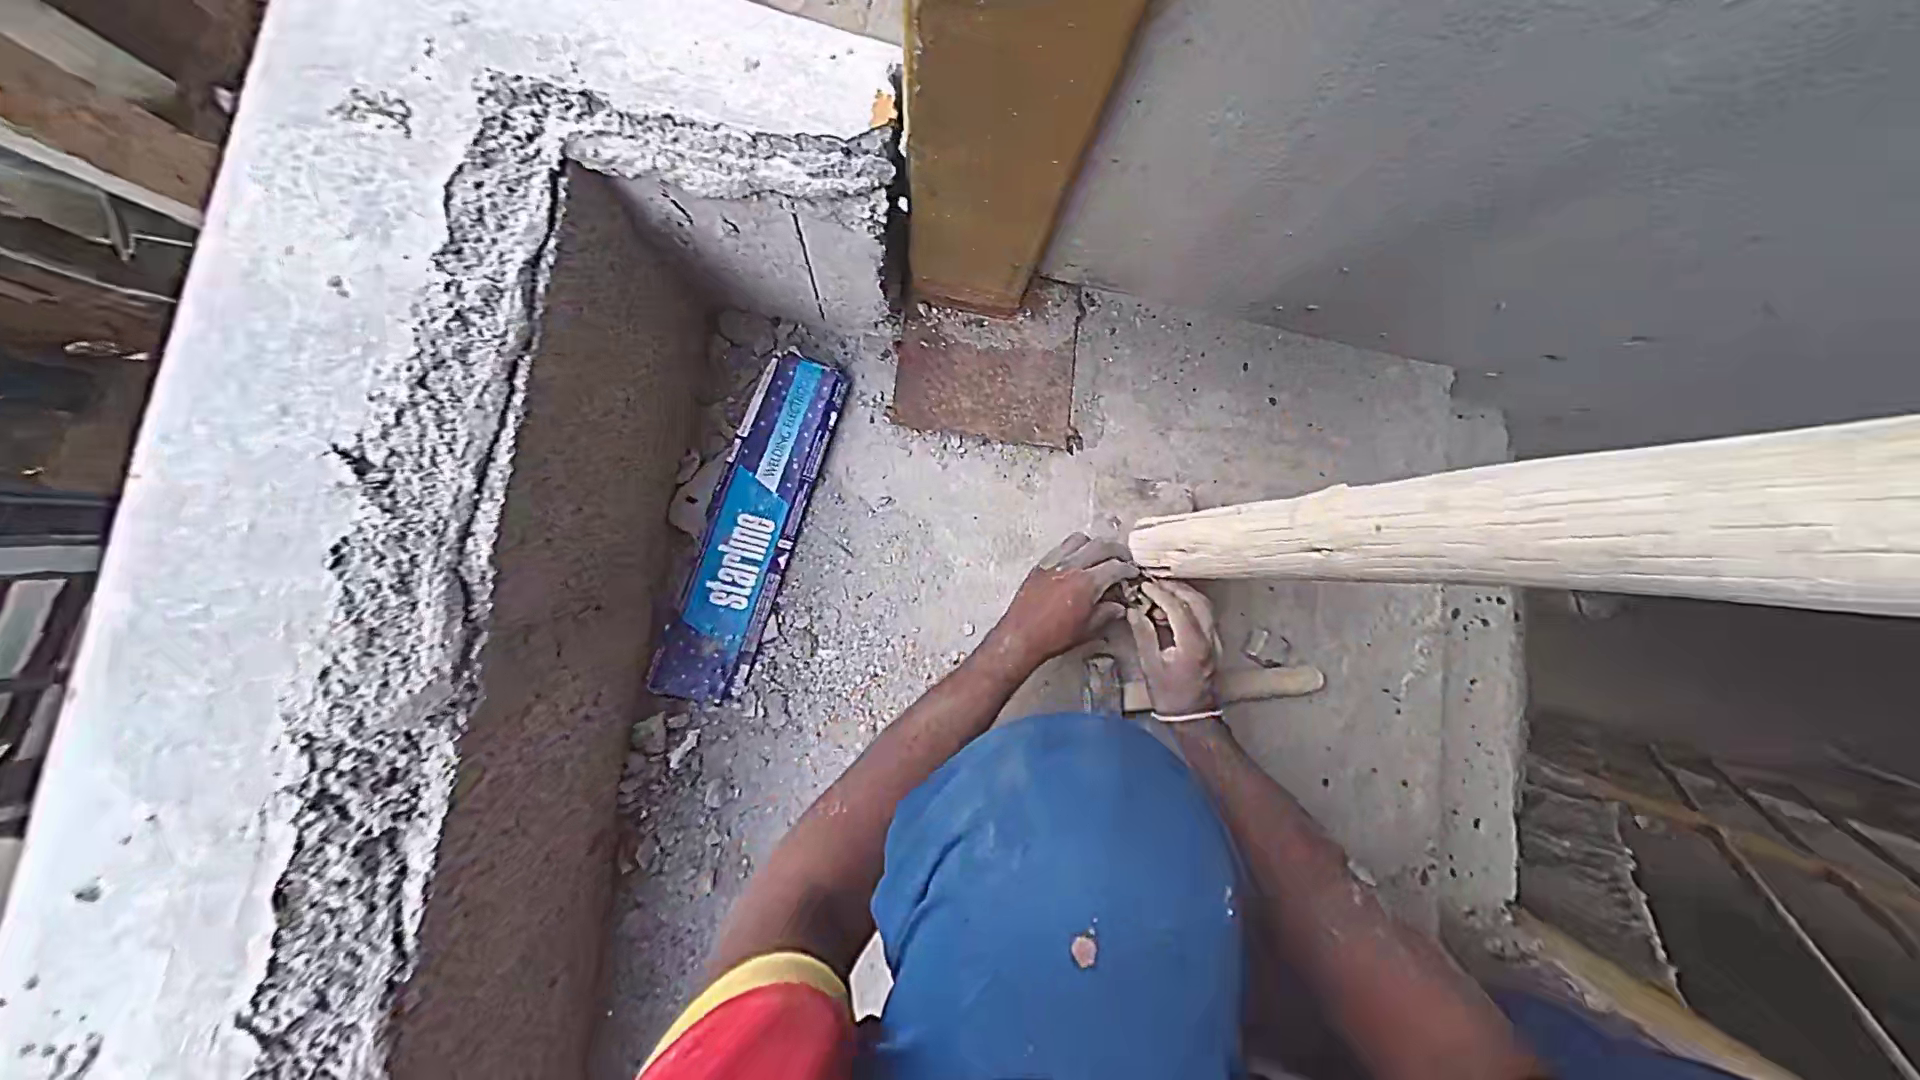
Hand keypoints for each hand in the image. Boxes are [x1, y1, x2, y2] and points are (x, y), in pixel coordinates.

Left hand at [984, 533, 1137, 667]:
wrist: (1021, 636)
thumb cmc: (1054, 636)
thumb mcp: (1088, 629)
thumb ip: (1107, 613)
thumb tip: (1118, 606)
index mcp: (1087, 582)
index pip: (1115, 566)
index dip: (1128, 569)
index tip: (1133, 573)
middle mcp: (1071, 566)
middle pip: (1101, 545)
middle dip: (1117, 550)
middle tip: (1124, 559)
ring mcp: (1053, 562)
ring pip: (1079, 540)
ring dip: (1094, 544)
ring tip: (1100, 556)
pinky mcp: (1040, 565)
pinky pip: (1061, 547)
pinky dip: (1074, 549)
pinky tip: (1076, 562)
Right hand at [1126, 580, 1220, 715]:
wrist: (1192, 716)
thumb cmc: (1169, 695)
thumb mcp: (1150, 665)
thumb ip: (1144, 634)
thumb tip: (1134, 611)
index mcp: (1192, 643)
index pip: (1178, 607)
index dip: (1160, 593)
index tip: (1144, 586)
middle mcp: (1208, 638)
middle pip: (1196, 600)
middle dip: (1175, 588)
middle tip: (1154, 584)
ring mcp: (1214, 640)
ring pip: (1204, 605)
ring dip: (1184, 595)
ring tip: (1161, 593)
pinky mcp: (1213, 643)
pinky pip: (1205, 615)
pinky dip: (1189, 605)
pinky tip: (1172, 609)